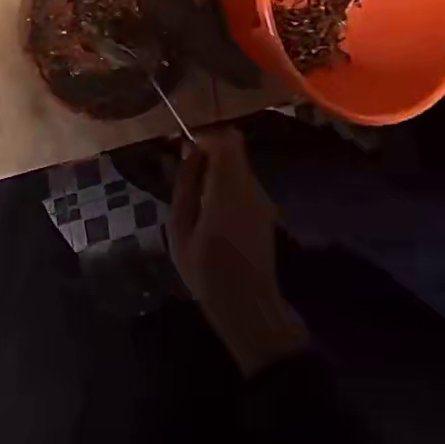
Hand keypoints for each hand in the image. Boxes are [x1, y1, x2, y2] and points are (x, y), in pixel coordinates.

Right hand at [169, 127, 309, 375]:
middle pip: (232, 149)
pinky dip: (223, 182)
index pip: (226, 140)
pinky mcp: (264, 211)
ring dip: (215, 167)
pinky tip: (207, 206)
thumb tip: (187, 150)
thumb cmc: (207, 270)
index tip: (180, 145)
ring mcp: (262, 199)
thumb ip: (185, 184)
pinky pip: (241, 182)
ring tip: (191, 189)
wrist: (249, 308)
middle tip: (180, 166)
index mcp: (229, 189)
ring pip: (237, 165)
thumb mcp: (180, 228)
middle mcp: (251, 188)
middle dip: (206, 150)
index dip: (203, 135)